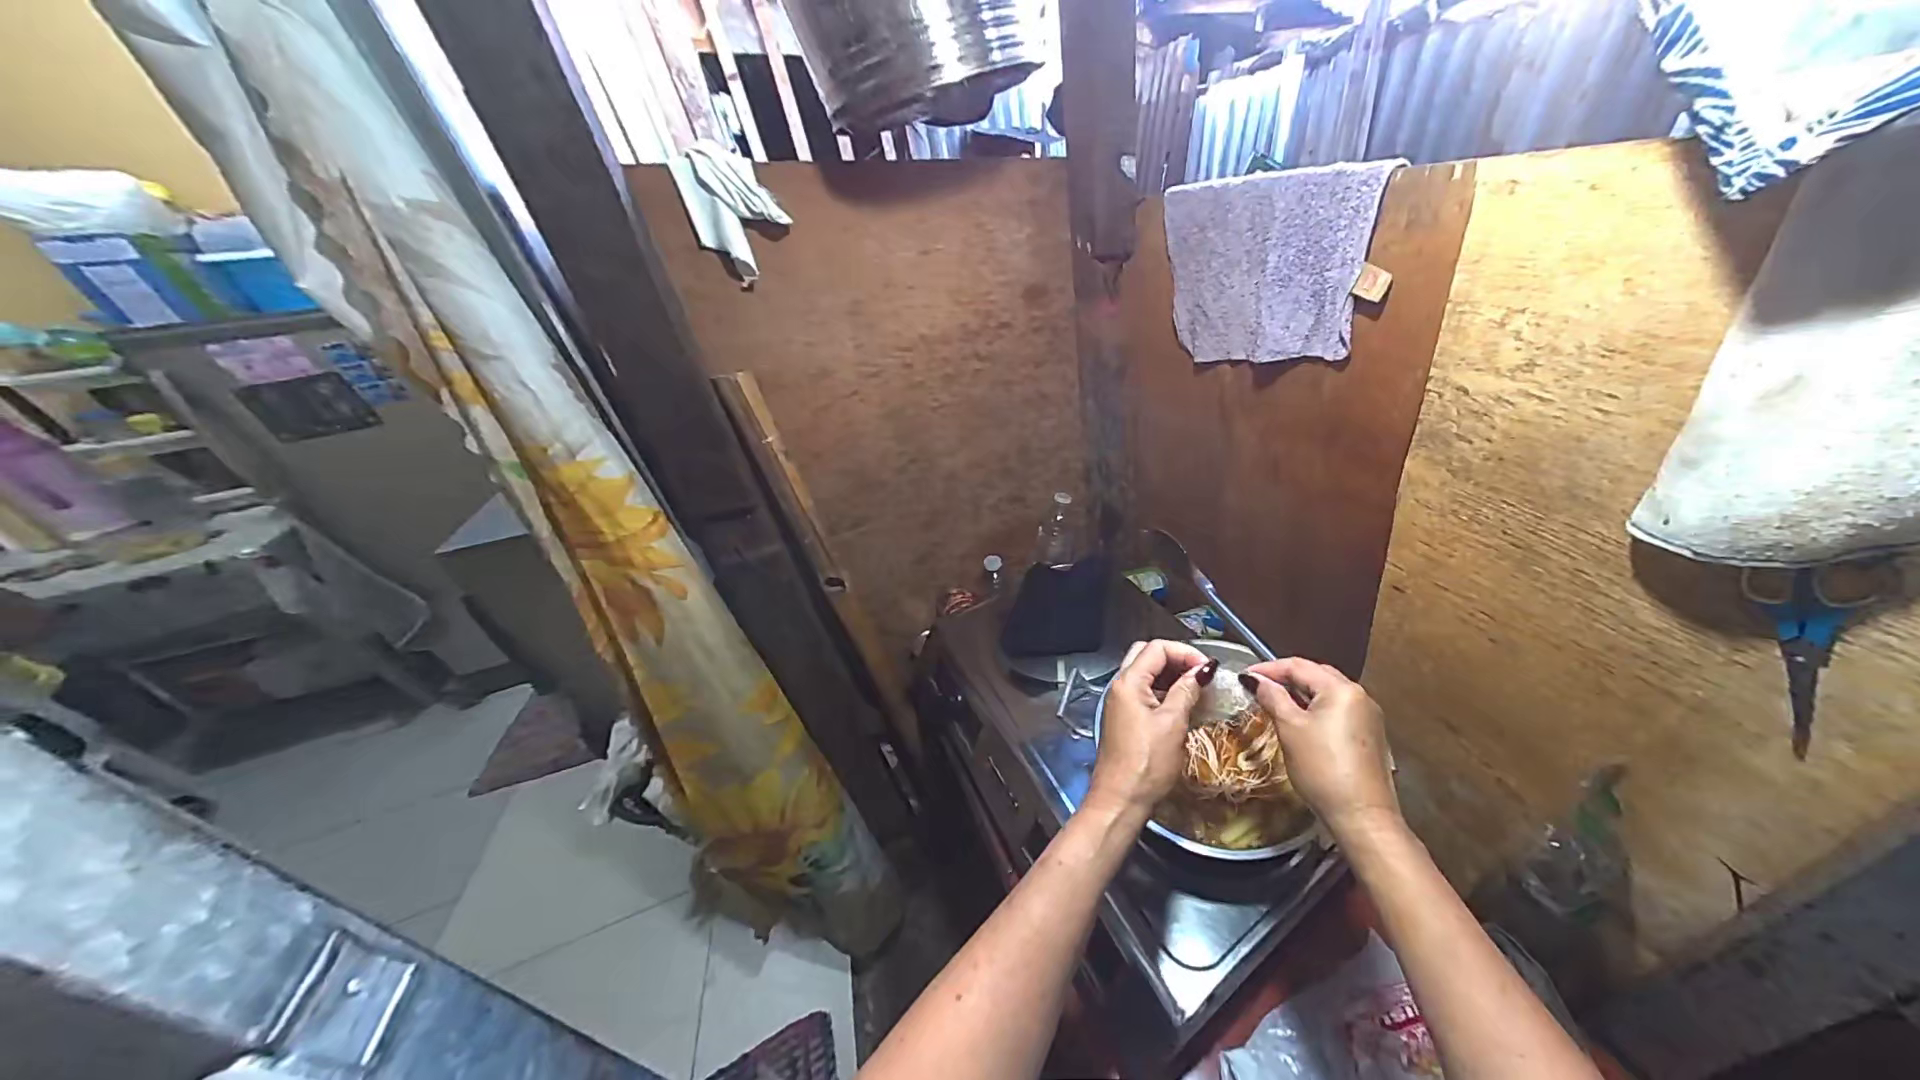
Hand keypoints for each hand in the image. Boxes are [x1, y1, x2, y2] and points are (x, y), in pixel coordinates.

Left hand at [1087, 639, 1209, 816]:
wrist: (1121, 798)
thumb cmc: (1146, 763)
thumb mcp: (1173, 723)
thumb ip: (1186, 691)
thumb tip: (1202, 670)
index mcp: (1127, 681)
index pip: (1157, 648)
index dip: (1185, 652)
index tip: (1208, 668)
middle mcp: (1119, 685)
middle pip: (1148, 655)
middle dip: (1177, 658)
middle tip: (1201, 673)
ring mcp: (1120, 701)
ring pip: (1146, 672)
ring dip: (1171, 674)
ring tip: (1197, 687)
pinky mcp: (1125, 716)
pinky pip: (1145, 691)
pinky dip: (1164, 690)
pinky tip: (1183, 702)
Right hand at [1243, 658, 1401, 840]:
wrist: (1362, 816)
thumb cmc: (1322, 768)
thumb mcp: (1289, 728)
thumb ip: (1272, 697)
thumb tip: (1255, 679)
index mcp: (1341, 689)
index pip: (1299, 666)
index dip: (1268, 668)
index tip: (1244, 675)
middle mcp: (1360, 696)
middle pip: (1316, 674)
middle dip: (1286, 677)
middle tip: (1258, 685)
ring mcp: (1367, 716)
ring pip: (1327, 692)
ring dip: (1299, 692)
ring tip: (1274, 700)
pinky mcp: (1368, 734)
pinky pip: (1337, 709)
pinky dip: (1314, 707)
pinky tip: (1298, 719)